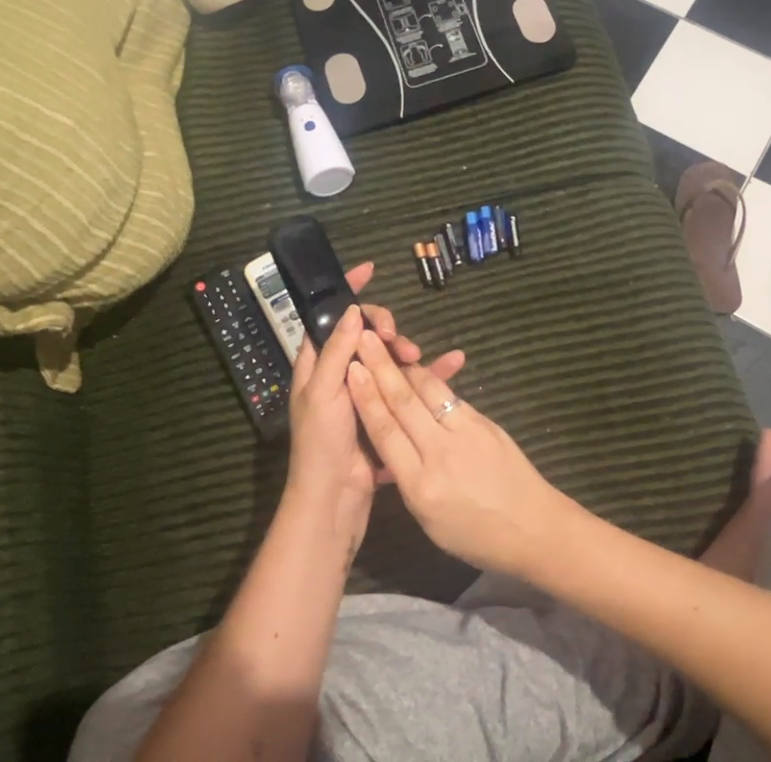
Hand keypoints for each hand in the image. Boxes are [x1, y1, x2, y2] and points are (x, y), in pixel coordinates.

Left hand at [285, 263, 463, 507]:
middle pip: (365, 336)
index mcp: (316, 367)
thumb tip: (351, 311)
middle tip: (398, 338)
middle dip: (384, 328)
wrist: (335, 500)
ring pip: (390, 360)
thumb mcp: (324, 392)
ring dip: (407, 352)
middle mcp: (340, 376)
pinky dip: (430, 376)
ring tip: (421, 357)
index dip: (345, 292)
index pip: (328, 318)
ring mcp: (365, 395)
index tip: (370, 271)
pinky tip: (454, 364)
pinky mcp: (387, 415)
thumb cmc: (321, 444)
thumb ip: (337, 351)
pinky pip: (410, 388)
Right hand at [343, 330, 574, 577]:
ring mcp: (467, 434)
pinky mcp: (487, 424)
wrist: (535, 528)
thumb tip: (387, 453)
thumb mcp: (429, 521)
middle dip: (381, 368)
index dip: (366, 398)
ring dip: (405, 367)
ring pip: (429, 392)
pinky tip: (419, 372)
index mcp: (421, 484)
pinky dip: (432, 383)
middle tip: (363, 338)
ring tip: (387, 345)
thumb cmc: (476, 536)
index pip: (386, 432)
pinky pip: (452, 399)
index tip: (352, 369)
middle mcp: (441, 454)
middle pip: (404, 403)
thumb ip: (405, 482)